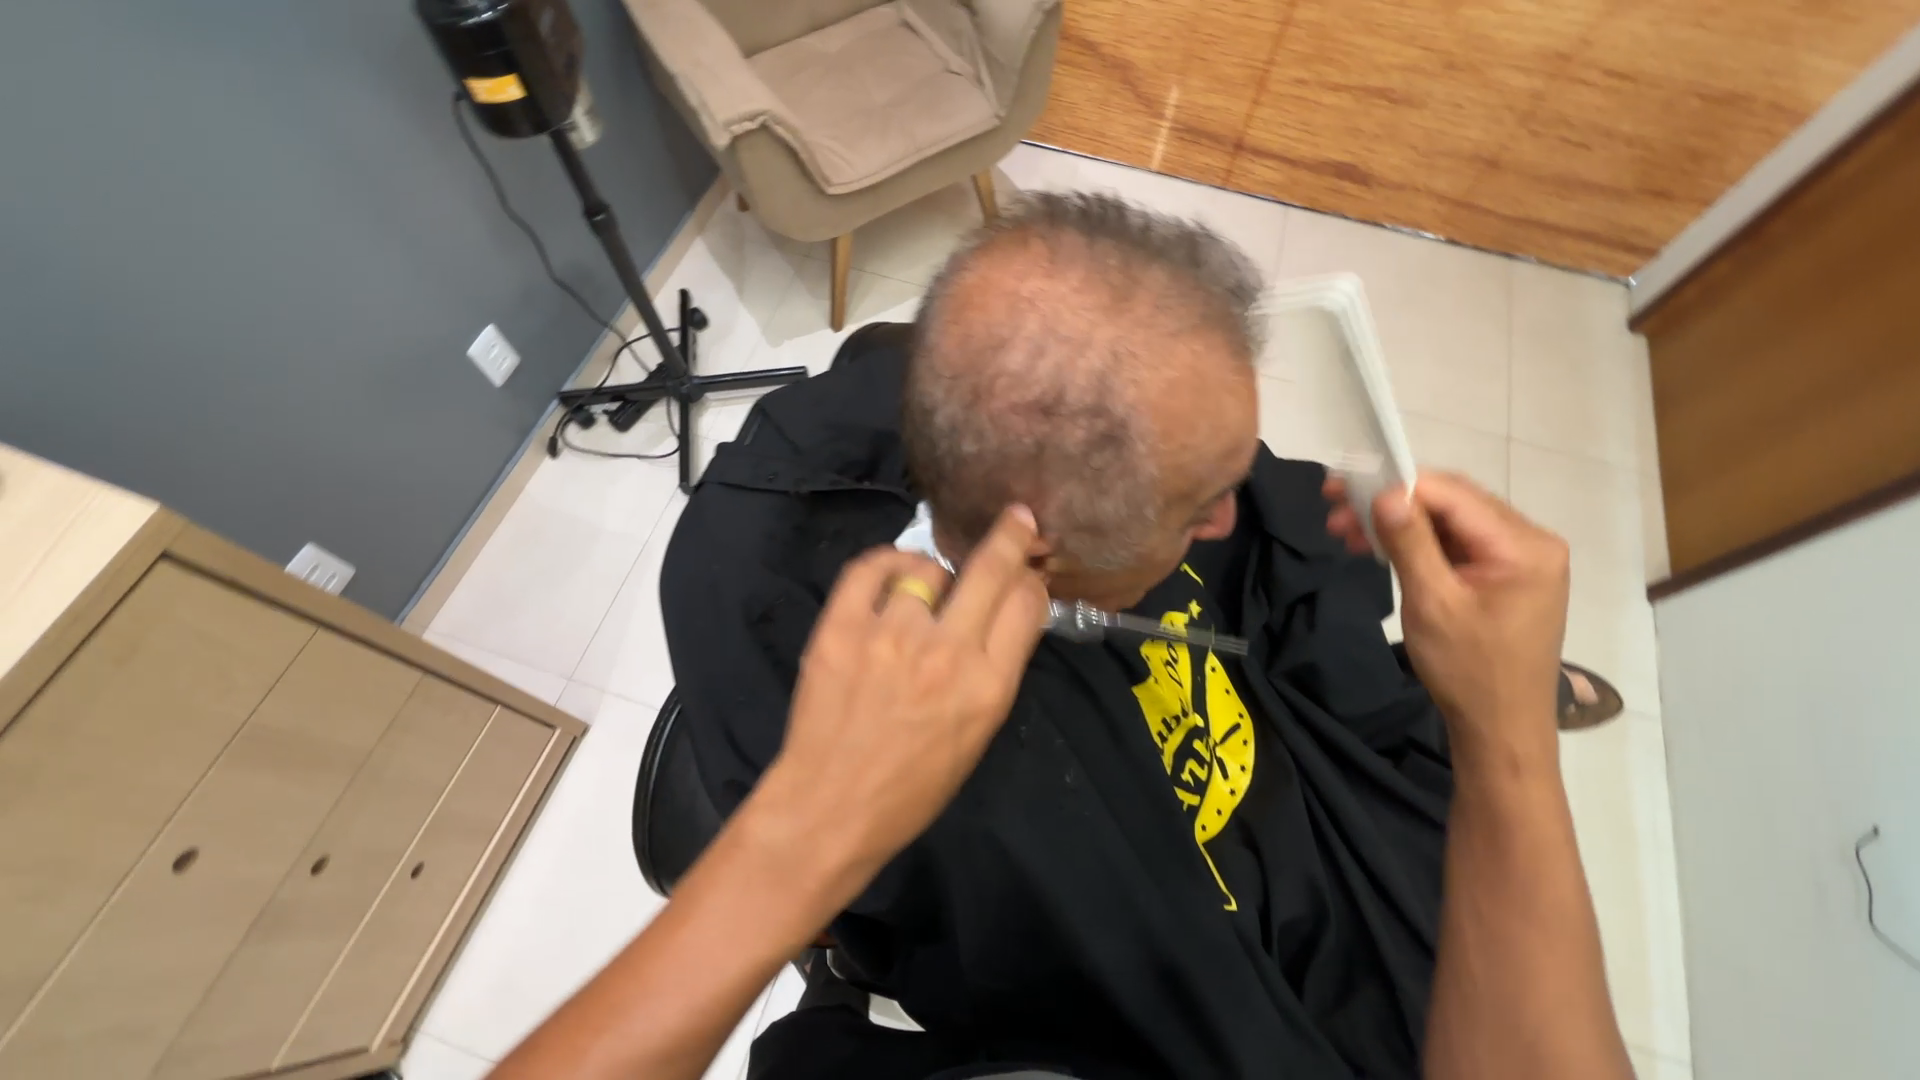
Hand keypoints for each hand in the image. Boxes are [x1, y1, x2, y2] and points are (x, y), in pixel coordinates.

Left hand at [753, 504, 1050, 881]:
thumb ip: (993, 670)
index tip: (1026, 571)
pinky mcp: (841, 628)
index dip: (1031, 580)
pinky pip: (871, 567)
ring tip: (922, 598)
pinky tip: (892, 572)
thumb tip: (1000, 615)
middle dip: (1012, 537)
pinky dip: (887, 563)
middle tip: (1018, 519)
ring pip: (927, 568)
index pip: (1026, 604)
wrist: (831, 806)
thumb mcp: (977, 733)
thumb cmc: (913, 785)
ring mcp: (891, 635)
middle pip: (991, 570)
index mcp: (987, 686)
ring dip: (933, 576)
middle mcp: (946, 652)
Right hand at [1324, 471, 1568, 761]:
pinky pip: (1454, 543)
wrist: (1499, 726)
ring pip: (1447, 521)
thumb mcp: (1432, 603)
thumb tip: (1384, 492)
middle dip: (1390, 503)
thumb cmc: (1467, 669)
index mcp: (1523, 545)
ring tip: (1345, 532)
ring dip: (1396, 522)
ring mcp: (1519, 558)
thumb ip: (1410, 543)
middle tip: (1335, 512)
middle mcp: (1530, 541)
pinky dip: (1414, 542)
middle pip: (1450, 502)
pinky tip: (1379, 548)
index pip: (1452, 494)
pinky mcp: (1503, 575)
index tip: (1342, 491)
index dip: (1395, 486)